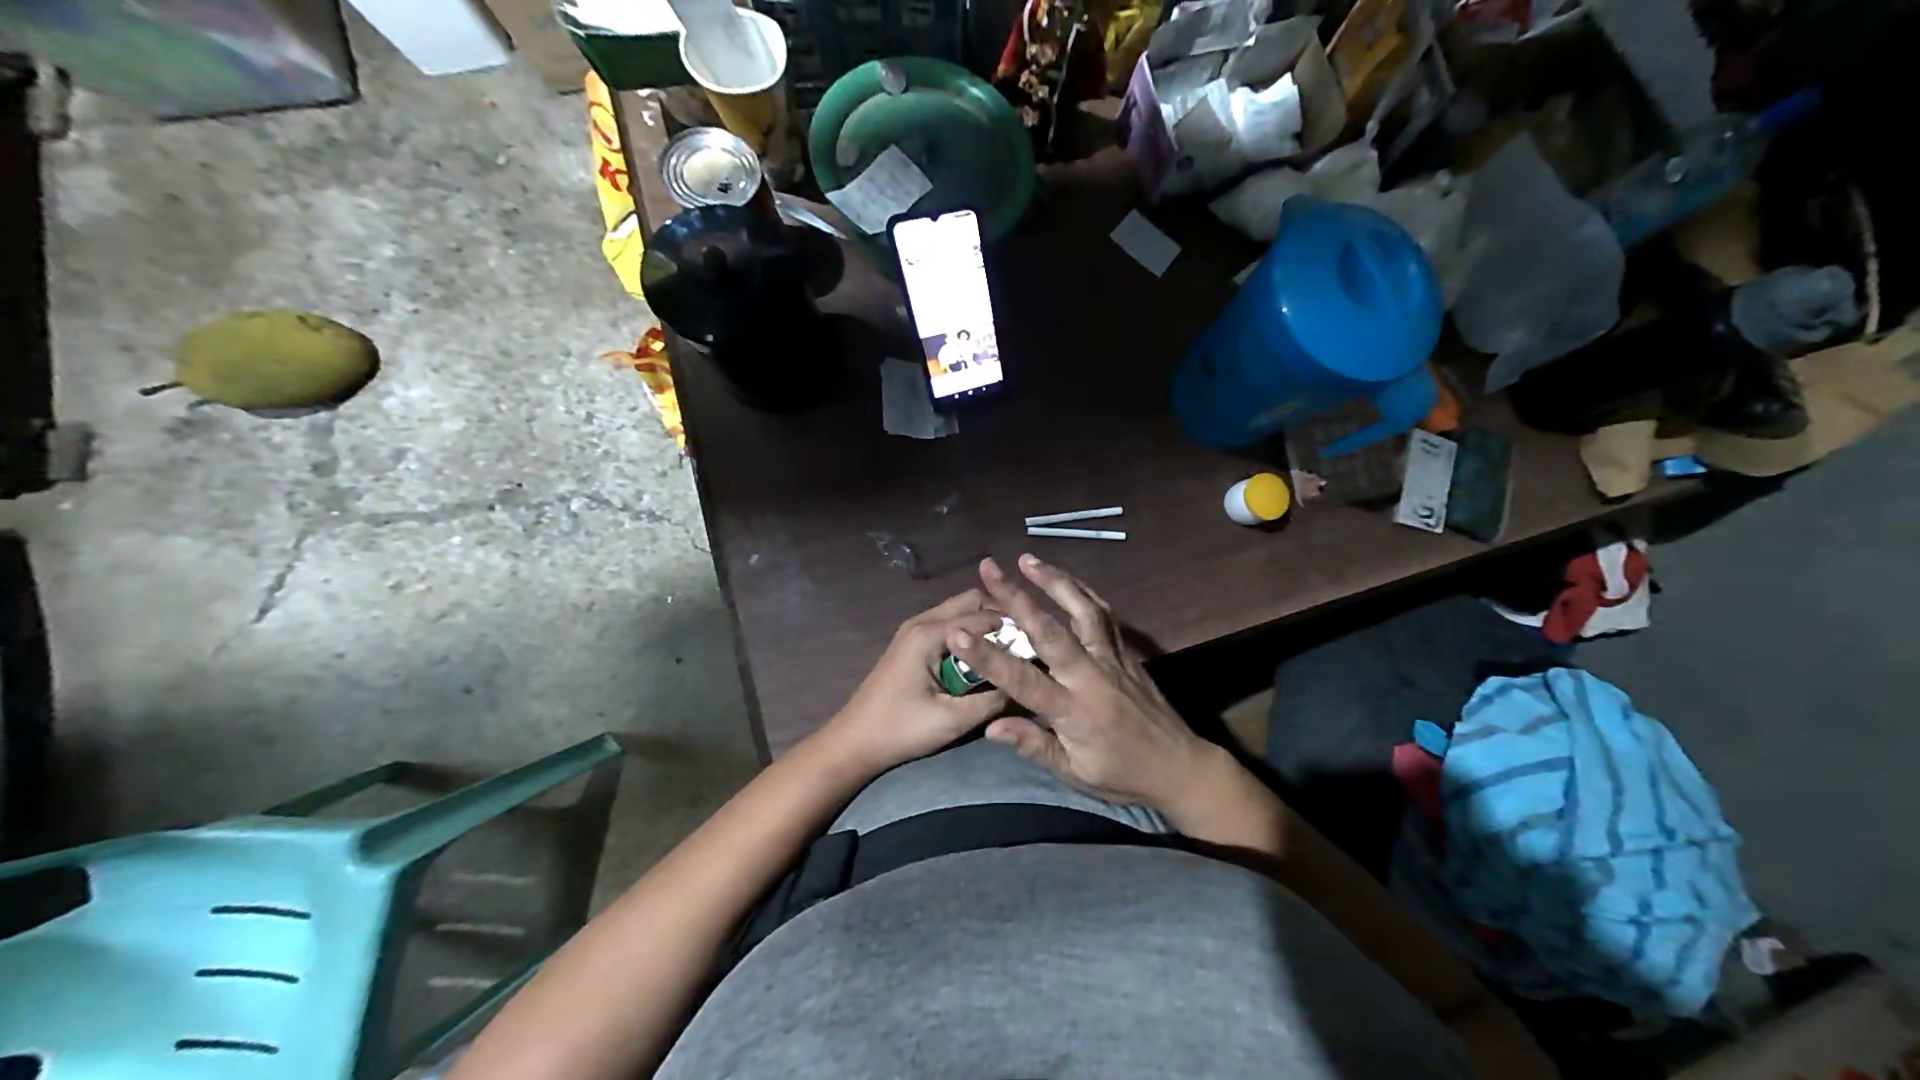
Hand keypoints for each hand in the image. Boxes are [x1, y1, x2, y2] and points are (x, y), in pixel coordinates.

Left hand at [815, 590, 1010, 776]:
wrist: (854, 742)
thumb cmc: (901, 730)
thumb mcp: (952, 720)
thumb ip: (992, 699)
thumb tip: (1026, 684)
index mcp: (929, 634)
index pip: (984, 616)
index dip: (1015, 629)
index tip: (1040, 646)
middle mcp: (921, 622)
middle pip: (971, 602)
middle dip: (1000, 619)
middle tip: (1025, 646)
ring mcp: (913, 630)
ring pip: (959, 611)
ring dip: (983, 625)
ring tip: (1009, 652)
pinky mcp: (911, 643)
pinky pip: (948, 625)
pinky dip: (968, 634)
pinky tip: (982, 658)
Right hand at [946, 555, 1220, 810]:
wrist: (1181, 767)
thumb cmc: (1123, 775)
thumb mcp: (1076, 773)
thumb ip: (1034, 745)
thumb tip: (992, 727)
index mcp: (1073, 711)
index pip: (1022, 679)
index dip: (987, 656)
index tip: (957, 632)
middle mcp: (1091, 676)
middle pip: (1050, 630)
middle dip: (1016, 597)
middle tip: (989, 569)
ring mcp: (1112, 658)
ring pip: (1082, 610)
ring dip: (1054, 581)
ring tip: (1026, 559)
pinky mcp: (1127, 651)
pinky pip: (1104, 615)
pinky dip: (1084, 592)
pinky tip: (1067, 580)